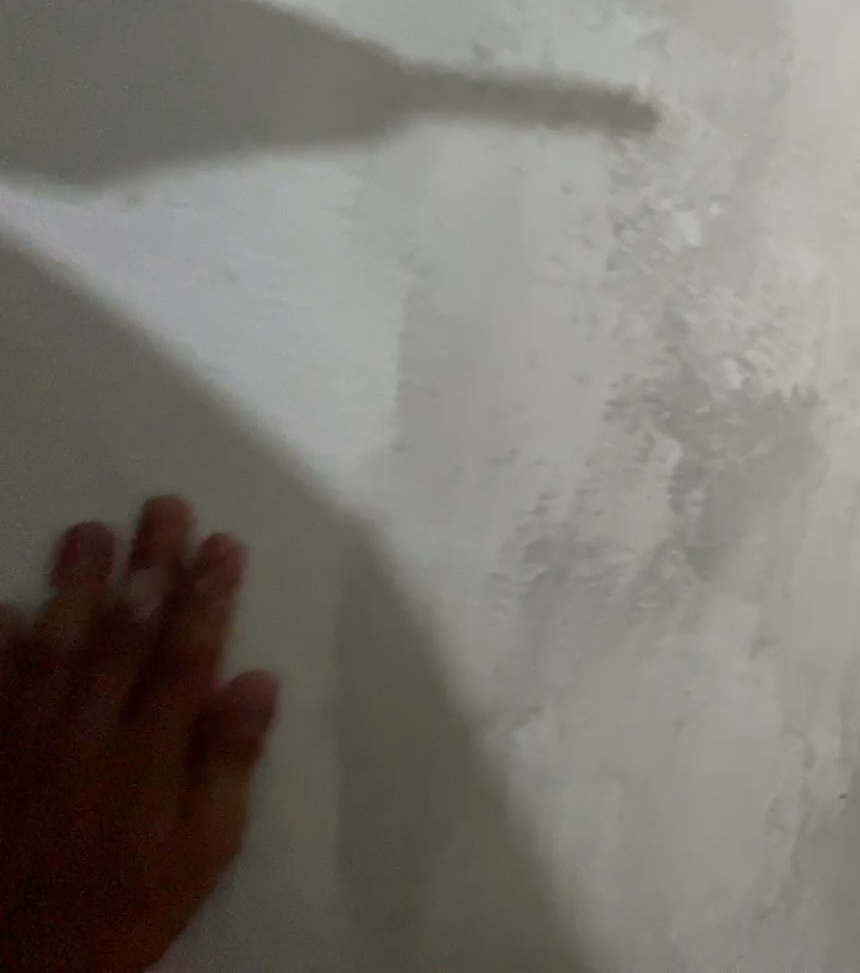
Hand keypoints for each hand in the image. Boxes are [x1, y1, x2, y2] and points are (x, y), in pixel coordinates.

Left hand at [0, 497, 277, 972]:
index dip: (208, 595)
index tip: (224, 544)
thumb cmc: (138, 897)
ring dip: (72, 588)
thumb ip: (227, 759)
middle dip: (146, 569)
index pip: (186, 653)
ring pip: (49, 651)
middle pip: (120, 637)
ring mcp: (21, 748)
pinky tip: (3, 607)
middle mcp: (84, 736)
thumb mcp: (208, 842)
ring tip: (88, 531)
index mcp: (148, 752)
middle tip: (161, 510)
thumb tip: (256, 680)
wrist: (22, 970)